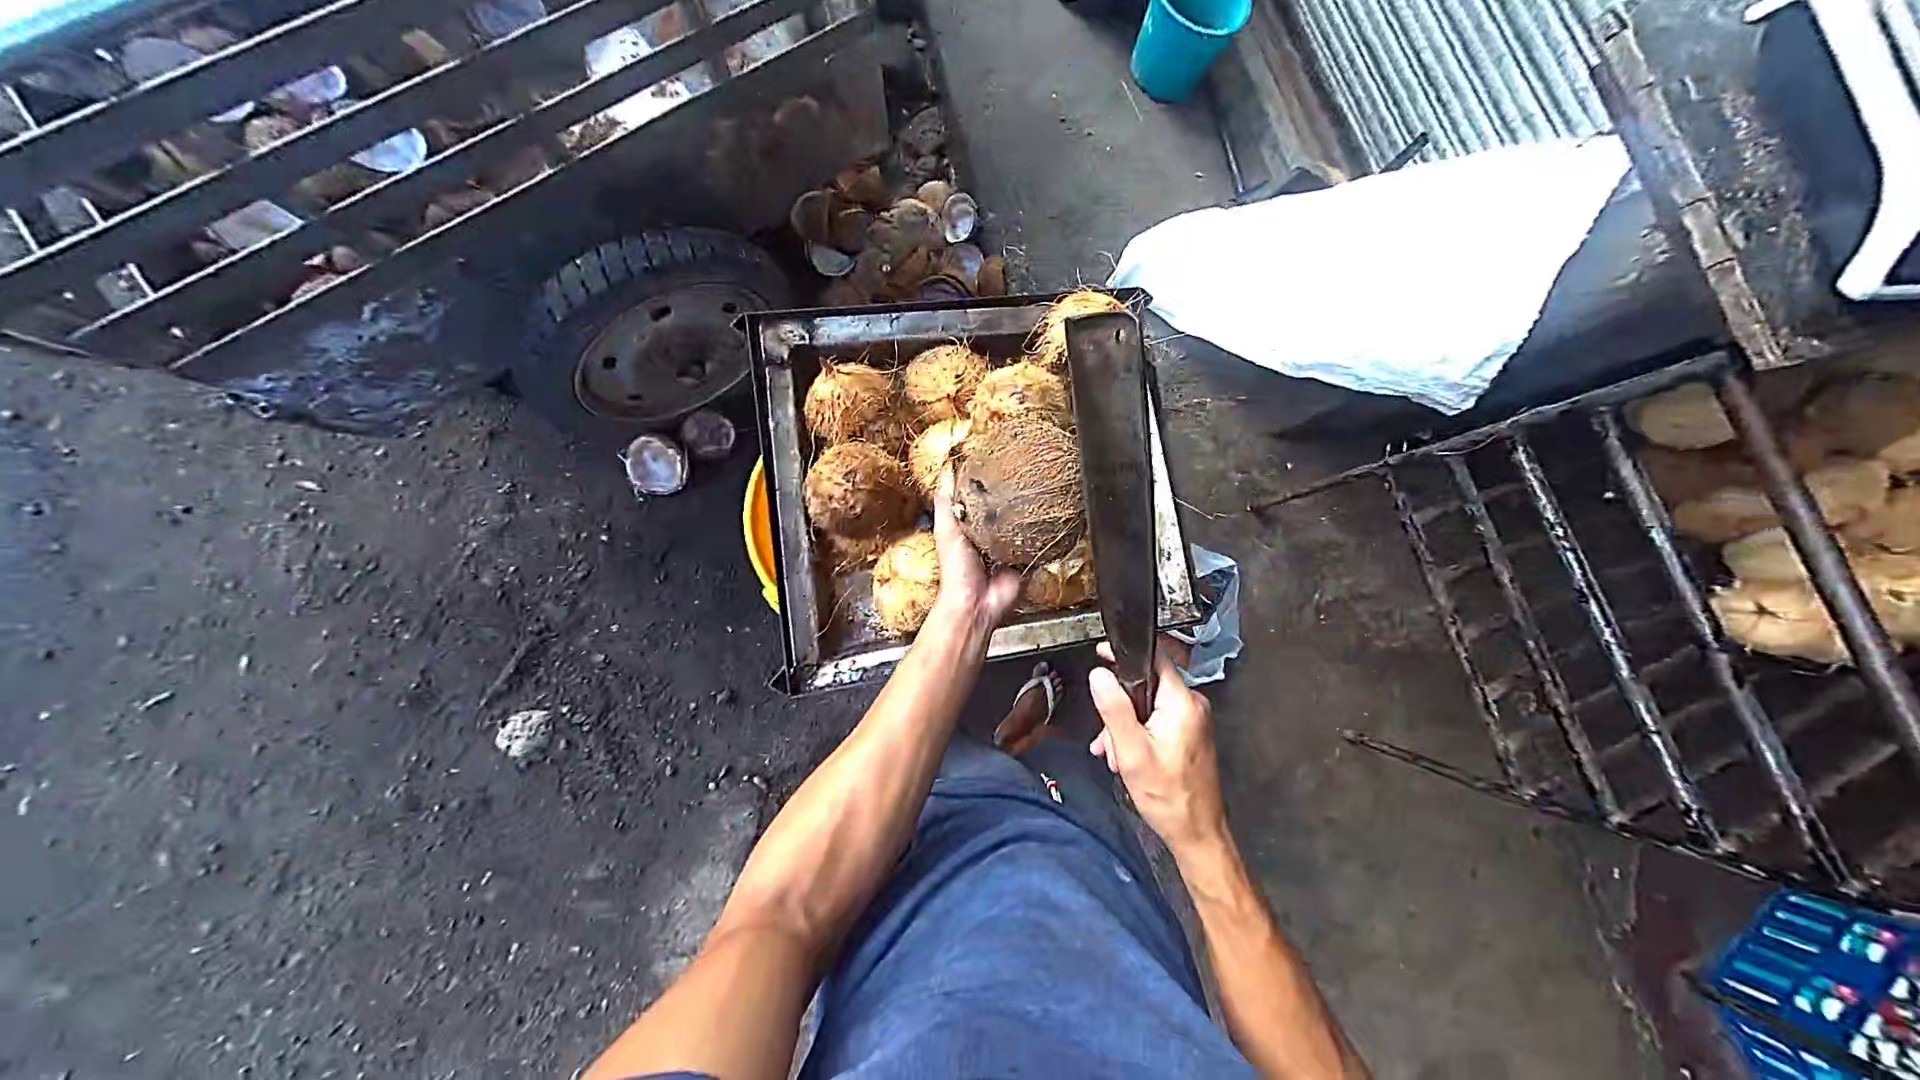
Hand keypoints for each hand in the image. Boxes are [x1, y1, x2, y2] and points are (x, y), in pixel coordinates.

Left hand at [932, 469, 1020, 630]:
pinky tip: (1042, 517)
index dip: (983, 486)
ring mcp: (1005, 548)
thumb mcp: (946, 530)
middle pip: (999, 511)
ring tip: (1034, 492)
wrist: (977, 601)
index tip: (993, 465)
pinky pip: (1032, 542)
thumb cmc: (956, 569)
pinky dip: (1036, 534)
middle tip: (1020, 477)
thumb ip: (945, 505)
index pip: (976, 501)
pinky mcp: (1021, 558)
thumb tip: (944, 473)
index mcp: (967, 529)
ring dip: (1023, 515)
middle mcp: (986, 536)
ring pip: (1017, 524)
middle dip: (1007, 499)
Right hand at [1089, 639, 1227, 854]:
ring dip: (1126, 725)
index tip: (1103, 654)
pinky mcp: (1190, 733)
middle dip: (1120, 708)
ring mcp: (1193, 720)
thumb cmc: (1170, 797)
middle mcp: (1192, 706)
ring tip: (1116, 753)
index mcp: (1182, 703)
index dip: (1125, 655)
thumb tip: (1099, 675)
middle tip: (1107, 735)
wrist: (1196, 832)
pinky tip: (1126, 755)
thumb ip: (1114, 708)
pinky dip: (1139, 732)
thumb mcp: (1131, 750)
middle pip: (1146, 686)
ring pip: (1149, 705)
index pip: (1154, 658)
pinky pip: (1158, 719)